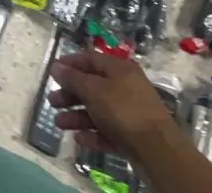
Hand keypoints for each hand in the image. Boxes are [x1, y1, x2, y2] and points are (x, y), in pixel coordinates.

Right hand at [47, 50, 176, 155]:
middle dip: (70, 94)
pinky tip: (80, 139)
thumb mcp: (93, 90)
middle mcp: (126, 87)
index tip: (52, 70)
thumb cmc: (123, 111)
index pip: (90, 59)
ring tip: (59, 123)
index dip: (70, 63)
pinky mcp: (132, 136)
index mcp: (119, 69)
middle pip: (92, 86)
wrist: (158, 151)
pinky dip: (93, 134)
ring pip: (98, 110)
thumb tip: (56, 66)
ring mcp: (130, 113)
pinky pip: (108, 131)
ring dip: (77, 116)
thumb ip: (73, 78)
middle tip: (53, 101)